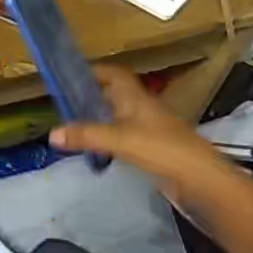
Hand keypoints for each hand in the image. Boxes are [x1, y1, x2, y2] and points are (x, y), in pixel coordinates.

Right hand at [49, 65, 245, 206]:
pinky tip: (95, 149)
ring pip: (118, 117)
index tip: (70, 76)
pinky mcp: (151, 150)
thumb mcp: (119, 139)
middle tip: (64, 103)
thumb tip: (51, 133)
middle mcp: (142, 109)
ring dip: (99, 119)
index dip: (94, 71)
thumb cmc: (162, 149)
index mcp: (136, 97)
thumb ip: (86, 135)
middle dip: (91, 95)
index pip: (114, 73)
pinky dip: (107, 139)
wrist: (201, 181)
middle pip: (114, 95)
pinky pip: (124, 137)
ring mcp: (148, 130)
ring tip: (73, 126)